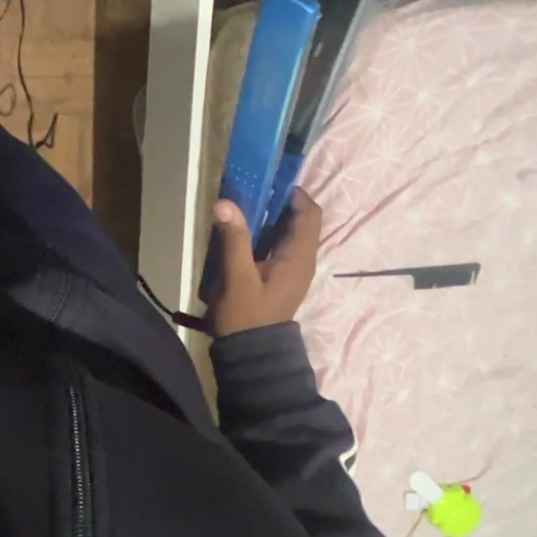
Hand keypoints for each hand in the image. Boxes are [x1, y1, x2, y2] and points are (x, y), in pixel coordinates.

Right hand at [206, 189, 321, 337]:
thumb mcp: (237, 276)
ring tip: (243, 207)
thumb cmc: (247, 315)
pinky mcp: (280, 277)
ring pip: (289, 234)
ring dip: (271, 218)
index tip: (270, 181)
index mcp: (299, 257)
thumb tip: (225, 202)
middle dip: (279, 203)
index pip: (310, 214)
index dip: (296, 194)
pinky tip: (242, 233)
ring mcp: (293, 270)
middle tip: (250, 191)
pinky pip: (279, 246)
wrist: (251, 354)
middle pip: (300, 221)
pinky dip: (266, 233)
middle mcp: (302, 260)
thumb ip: (234, 239)